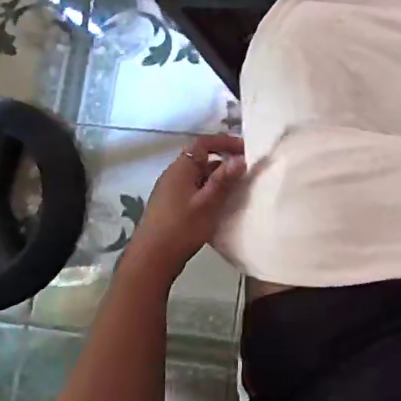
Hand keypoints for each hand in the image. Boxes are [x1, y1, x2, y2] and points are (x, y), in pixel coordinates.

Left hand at [125, 135, 245, 279]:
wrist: (153, 257)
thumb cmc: (182, 227)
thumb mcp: (208, 203)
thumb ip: (224, 180)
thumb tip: (241, 159)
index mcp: (181, 169)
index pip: (203, 144)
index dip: (224, 142)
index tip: (245, 148)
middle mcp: (174, 175)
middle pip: (201, 160)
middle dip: (225, 162)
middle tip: (247, 170)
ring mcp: (171, 191)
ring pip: (199, 177)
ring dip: (218, 179)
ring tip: (239, 188)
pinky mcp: (171, 206)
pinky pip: (194, 190)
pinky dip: (210, 191)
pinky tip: (221, 205)